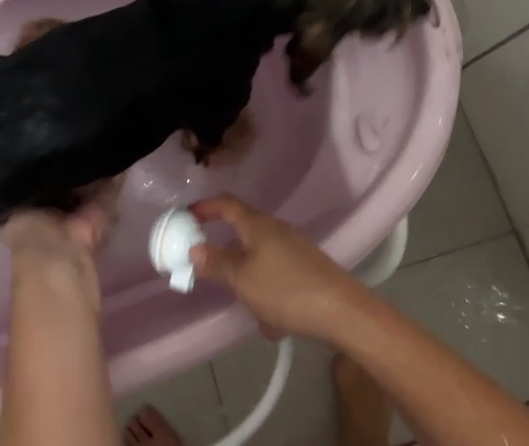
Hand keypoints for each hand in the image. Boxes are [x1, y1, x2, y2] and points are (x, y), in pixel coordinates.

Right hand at [189, 195, 368, 340]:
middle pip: (243, 233)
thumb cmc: (286, 290)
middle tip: (210, 272)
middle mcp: (276, 230)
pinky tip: (273, 323)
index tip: (186, 216)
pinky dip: (268, 295)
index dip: (205, 208)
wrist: (342, 311)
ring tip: (249, 309)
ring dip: (249, 282)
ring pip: (259, 260)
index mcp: (257, 225)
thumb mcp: (243, 280)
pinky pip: (276, 277)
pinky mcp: (306, 268)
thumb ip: (217, 264)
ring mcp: (294, 248)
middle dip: (226, 254)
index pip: (226, 205)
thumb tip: (195, 248)